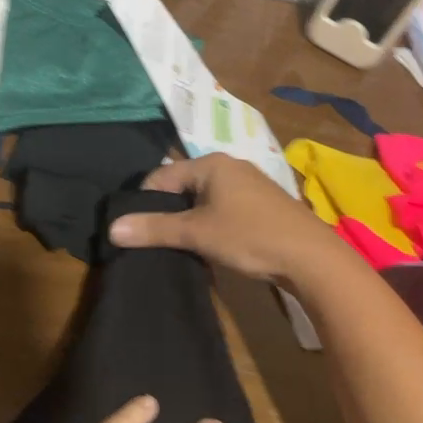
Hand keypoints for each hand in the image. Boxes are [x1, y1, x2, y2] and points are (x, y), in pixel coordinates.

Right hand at [107, 155, 337, 283]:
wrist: (311, 258)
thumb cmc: (249, 237)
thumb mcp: (196, 233)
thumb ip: (154, 229)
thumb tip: (112, 228)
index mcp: (211, 164)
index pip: (161, 177)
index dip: (144, 203)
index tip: (135, 231)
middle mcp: (229, 167)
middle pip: (181, 187)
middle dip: (167, 213)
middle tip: (154, 241)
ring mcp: (248, 185)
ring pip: (202, 201)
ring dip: (189, 222)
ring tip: (179, 248)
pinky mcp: (260, 206)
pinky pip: (221, 210)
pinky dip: (210, 226)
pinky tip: (209, 248)